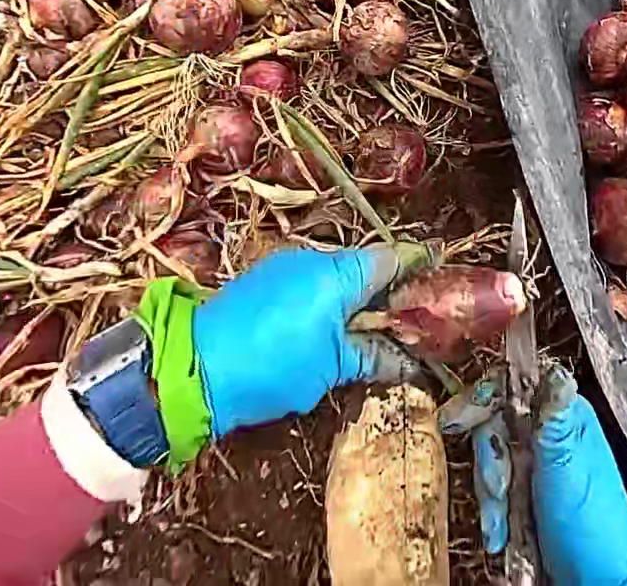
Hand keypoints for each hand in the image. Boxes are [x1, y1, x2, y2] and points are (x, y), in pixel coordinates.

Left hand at [192, 243, 426, 437]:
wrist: (189, 369)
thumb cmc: (271, 366)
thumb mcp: (330, 367)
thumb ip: (373, 355)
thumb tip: (411, 362)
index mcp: (340, 274)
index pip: (394, 259)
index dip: (419, 266)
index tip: (437, 276)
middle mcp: (318, 258)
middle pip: (368, 264)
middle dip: (388, 288)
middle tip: (404, 316)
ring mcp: (290, 263)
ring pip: (340, 272)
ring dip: (357, 294)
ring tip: (366, 327)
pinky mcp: (268, 275)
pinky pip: (313, 278)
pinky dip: (329, 296)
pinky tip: (327, 324)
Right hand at [449, 366, 626, 585]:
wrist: (600, 584)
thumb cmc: (590, 524)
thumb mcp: (565, 467)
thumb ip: (551, 417)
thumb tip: (553, 369)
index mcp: (564, 413)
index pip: (514, 385)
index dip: (483, 399)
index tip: (455, 419)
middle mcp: (551, 431)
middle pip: (497, 424)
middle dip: (490, 462)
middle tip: (497, 492)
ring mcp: (540, 463)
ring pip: (494, 460)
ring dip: (491, 497)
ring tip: (502, 530)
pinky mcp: (530, 494)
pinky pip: (498, 492)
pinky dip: (496, 514)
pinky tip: (503, 537)